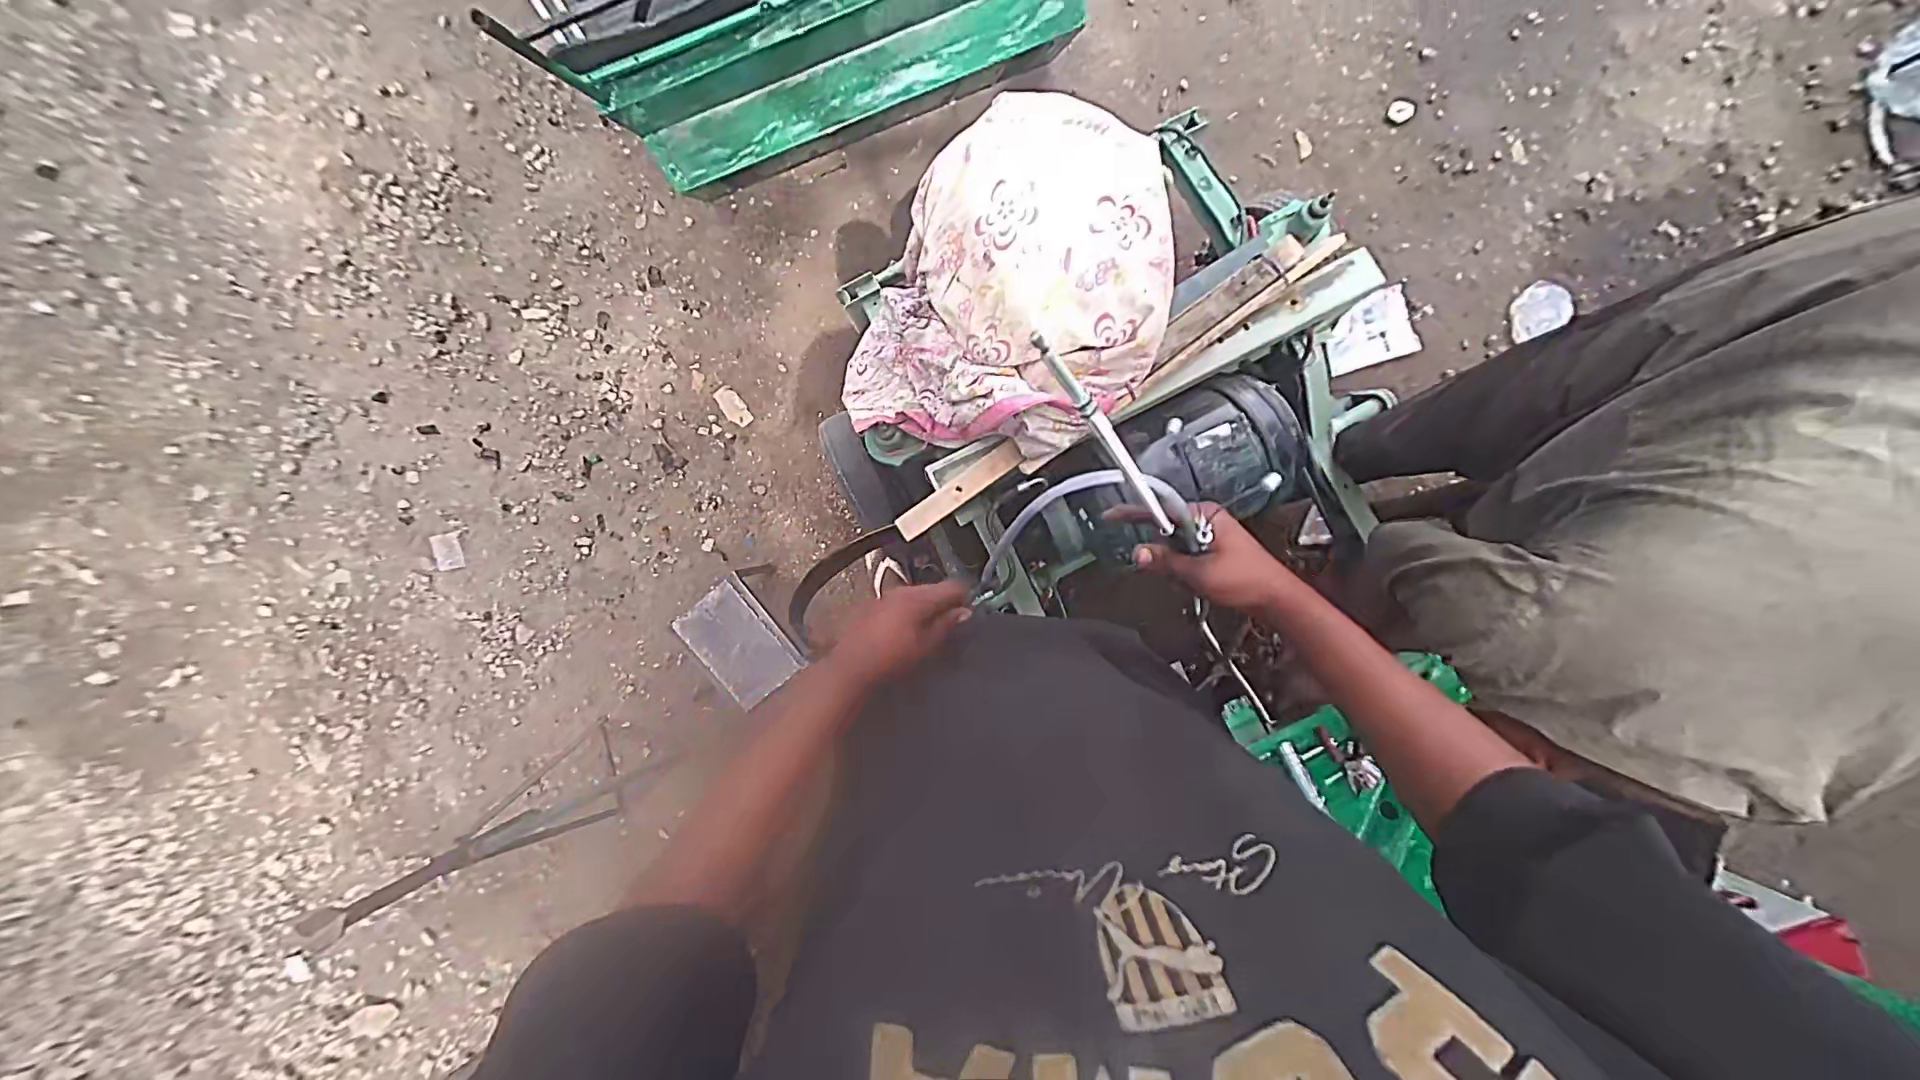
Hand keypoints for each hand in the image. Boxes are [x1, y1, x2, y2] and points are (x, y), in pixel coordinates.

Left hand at [821, 581, 971, 687]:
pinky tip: (907, 630)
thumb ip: (946, 625)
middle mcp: (901, 591)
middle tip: (952, 623)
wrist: (850, 667)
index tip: (969, 611)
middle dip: (945, 602)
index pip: (952, 586)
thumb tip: (964, 612)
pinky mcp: (873, 606)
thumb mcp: (926, 645)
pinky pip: (899, 601)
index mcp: (918, 598)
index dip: (965, 597)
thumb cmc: (890, 658)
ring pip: (916, 594)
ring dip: (927, 606)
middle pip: (933, 588)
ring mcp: (885, 596)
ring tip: (930, 629)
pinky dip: (909, 610)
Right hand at [1131, 503, 1297, 613]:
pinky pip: (1184, 555)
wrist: (1276, 600)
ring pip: (1174, 545)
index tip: (1114, 515)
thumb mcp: (1198, 572)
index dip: (1135, 513)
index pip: (1162, 509)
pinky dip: (1183, 569)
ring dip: (1176, 565)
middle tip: (1174, 570)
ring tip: (1194, 580)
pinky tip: (1196, 582)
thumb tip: (1139, 553)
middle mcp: (1207, 520)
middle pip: (1166, 529)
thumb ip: (1165, 562)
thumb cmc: (1248, 581)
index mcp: (1206, 515)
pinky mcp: (1211, 550)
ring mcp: (1210, 534)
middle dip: (1163, 552)